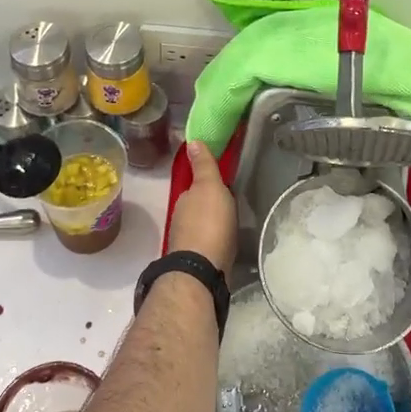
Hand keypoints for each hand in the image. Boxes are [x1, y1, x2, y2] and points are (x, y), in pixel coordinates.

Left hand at [167, 141, 236, 272]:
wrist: (203, 270)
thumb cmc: (209, 223)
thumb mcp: (210, 187)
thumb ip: (203, 166)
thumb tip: (191, 141)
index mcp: (185, 200)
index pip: (195, 187)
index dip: (207, 185)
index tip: (221, 185)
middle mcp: (181, 220)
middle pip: (197, 208)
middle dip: (209, 207)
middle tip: (229, 206)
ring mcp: (187, 242)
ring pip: (200, 227)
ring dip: (212, 226)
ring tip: (230, 226)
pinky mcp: (196, 262)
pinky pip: (206, 245)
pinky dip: (214, 243)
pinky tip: (225, 246)